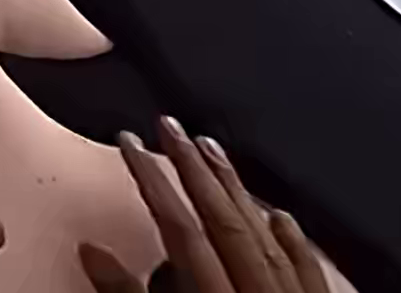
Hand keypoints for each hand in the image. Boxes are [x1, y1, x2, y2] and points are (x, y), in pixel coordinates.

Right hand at [81, 116, 329, 292]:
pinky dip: (294, 244)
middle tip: (169, 124)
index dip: (150, 178)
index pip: (180, 227)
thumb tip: (89, 249)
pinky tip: (280, 215)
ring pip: (267, 240)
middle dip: (194, 168)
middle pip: (226, 223)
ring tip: (212, 147)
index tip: (125, 138)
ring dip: (237, 190)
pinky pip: (312, 281)